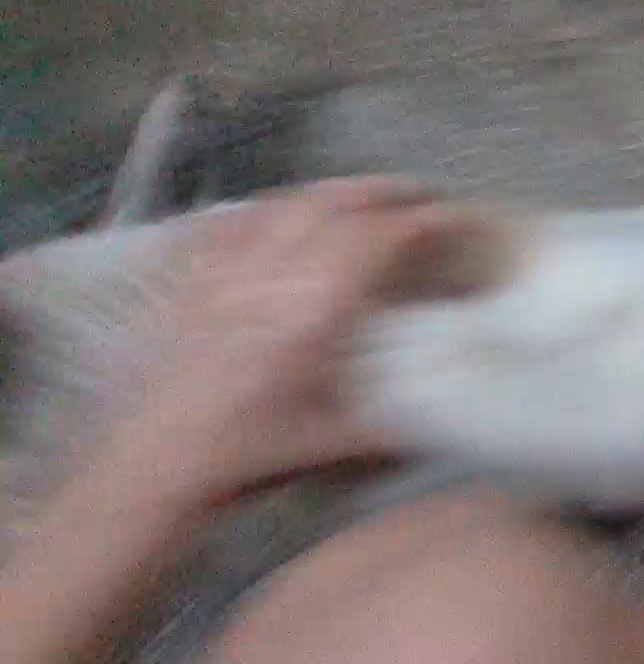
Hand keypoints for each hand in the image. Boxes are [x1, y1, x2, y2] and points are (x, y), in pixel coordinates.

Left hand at [76, 178, 477, 515]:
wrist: (152, 470)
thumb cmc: (256, 452)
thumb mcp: (350, 438)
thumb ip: (413, 416)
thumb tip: (471, 401)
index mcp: (314, 309)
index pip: (377, 237)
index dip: (425, 220)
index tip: (461, 218)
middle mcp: (268, 278)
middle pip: (331, 205)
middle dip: (385, 193)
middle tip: (424, 197)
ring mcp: (222, 276)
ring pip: (281, 206)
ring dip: (333, 193)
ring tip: (366, 197)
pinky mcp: (189, 286)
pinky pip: (226, 226)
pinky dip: (264, 210)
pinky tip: (280, 214)